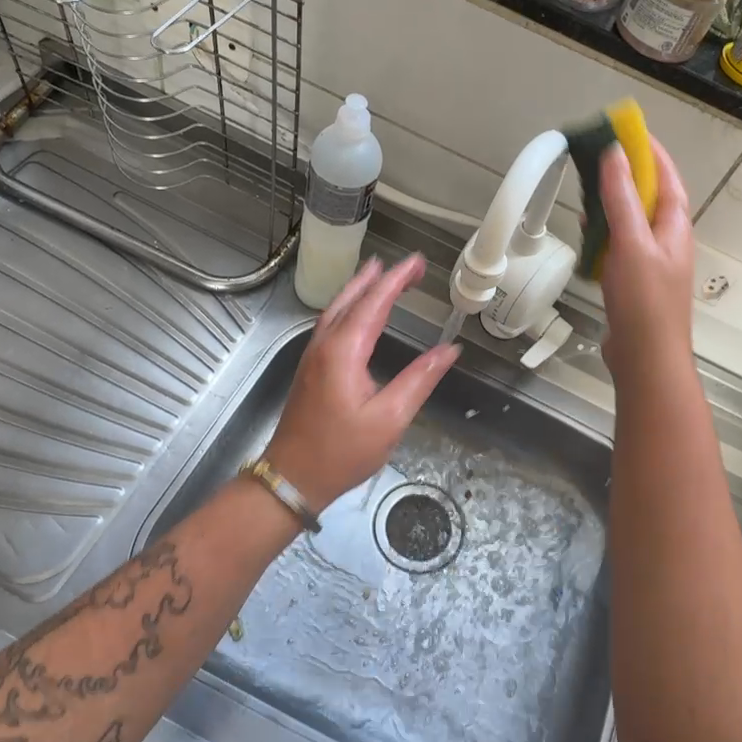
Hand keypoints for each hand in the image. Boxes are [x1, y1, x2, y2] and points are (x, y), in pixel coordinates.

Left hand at [265, 255, 460, 507]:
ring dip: (361, 288)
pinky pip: (330, 323)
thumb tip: (449, 350)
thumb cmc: (341, 453)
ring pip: (336, 309)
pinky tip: (357, 311)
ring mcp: (312, 356)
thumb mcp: (389, 419)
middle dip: (380, 278)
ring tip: (381, 274)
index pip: (374, 303)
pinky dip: (348, 306)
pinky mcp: (309, 368)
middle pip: (352, 298)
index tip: (418, 263)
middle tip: (409, 266)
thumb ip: (419, 380)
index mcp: (344, 352)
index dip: (397, 280)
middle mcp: (324, 345)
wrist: (292, 478)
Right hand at [598, 137, 694, 385]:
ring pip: (631, 221)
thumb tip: (615, 155)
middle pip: (648, 197)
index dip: (649, 152)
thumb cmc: (644, 301)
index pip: (666, 177)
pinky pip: (619, 245)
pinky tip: (587, 232)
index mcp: (674, 226)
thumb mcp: (631, 243)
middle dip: (626, 174)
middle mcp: (666, 240)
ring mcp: (650, 262)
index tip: (627, 130)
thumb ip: (622, 199)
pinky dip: (604, 233)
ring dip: (612, 203)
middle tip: (598, 157)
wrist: (645, 358)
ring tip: (587, 189)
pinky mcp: (633, 281)